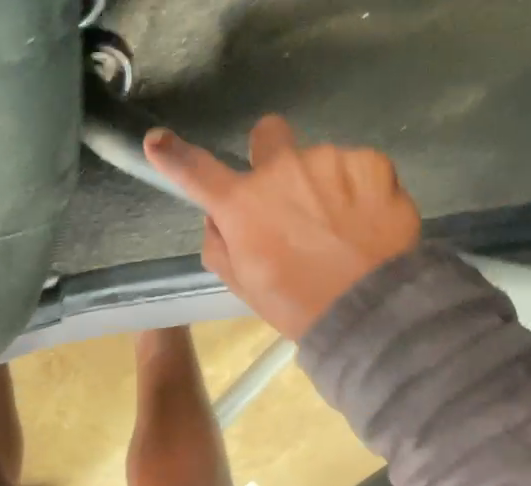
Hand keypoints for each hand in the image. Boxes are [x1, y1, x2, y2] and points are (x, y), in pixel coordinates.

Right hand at [144, 116, 421, 340]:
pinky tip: (364, 223)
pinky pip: (357, 168)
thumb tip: (217, 218)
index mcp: (242, 204)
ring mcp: (331, 160)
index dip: (172, 156)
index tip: (156, 141)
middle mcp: (283, 168)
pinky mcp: (373, 162)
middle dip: (272, 155)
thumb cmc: (294, 303)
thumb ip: (220, 245)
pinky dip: (359, 191)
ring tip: (337, 229)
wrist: (366, 306)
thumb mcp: (242, 284)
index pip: (196, 171)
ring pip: (318, 160)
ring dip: (321, 184)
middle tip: (288, 196)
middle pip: (268, 134)